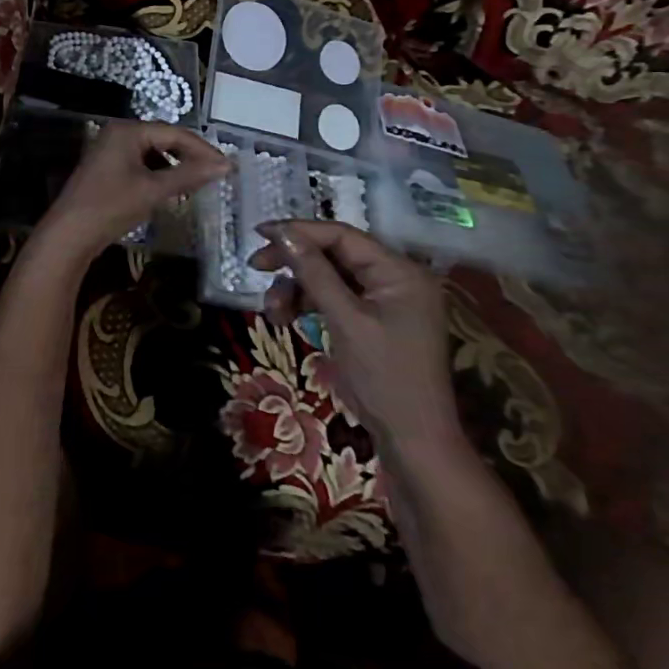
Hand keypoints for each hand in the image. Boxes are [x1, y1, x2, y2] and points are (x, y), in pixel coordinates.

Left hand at [35, 121, 229, 262]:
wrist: (70, 233)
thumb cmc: (111, 206)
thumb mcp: (153, 190)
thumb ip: (189, 175)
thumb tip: (226, 165)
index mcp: (126, 131)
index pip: (174, 133)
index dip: (202, 149)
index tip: (227, 166)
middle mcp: (116, 134)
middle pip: (162, 139)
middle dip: (189, 156)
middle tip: (215, 174)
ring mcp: (109, 151)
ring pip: (152, 153)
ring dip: (174, 166)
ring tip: (196, 183)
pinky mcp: (106, 168)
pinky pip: (139, 164)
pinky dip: (157, 174)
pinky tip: (170, 190)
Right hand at [248, 220, 461, 453]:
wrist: (411, 437)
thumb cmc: (383, 376)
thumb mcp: (344, 320)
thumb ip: (314, 273)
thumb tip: (282, 234)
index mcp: (400, 271)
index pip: (342, 236)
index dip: (299, 231)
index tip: (259, 234)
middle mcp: (395, 278)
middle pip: (334, 254)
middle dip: (294, 262)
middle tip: (257, 267)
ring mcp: (385, 300)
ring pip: (328, 276)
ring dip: (296, 288)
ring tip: (273, 312)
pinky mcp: (372, 319)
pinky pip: (333, 297)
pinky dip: (307, 304)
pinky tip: (286, 318)